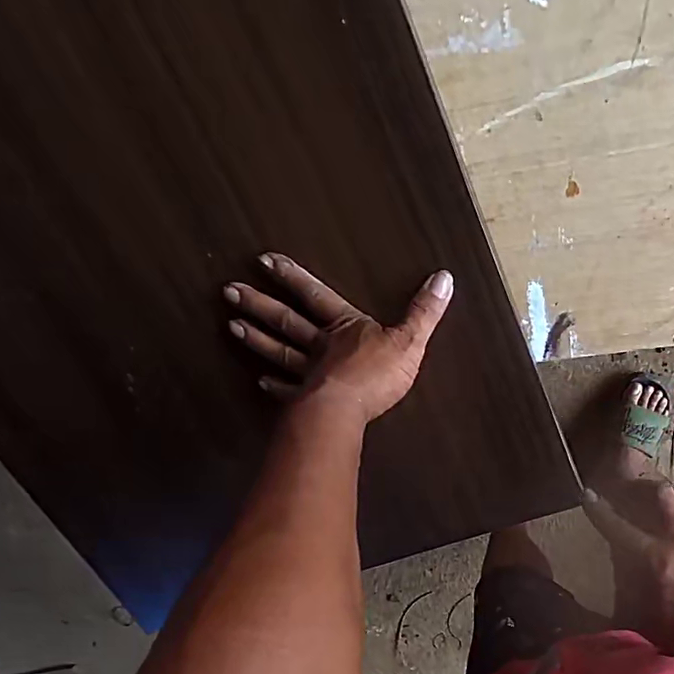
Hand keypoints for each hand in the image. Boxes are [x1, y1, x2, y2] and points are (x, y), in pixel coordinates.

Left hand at [224, 253, 451, 425]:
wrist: (348, 411)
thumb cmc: (376, 376)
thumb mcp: (409, 340)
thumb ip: (424, 312)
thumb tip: (444, 279)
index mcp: (344, 328)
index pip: (314, 294)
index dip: (291, 276)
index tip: (264, 261)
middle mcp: (320, 347)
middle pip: (286, 320)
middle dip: (259, 304)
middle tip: (230, 291)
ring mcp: (309, 374)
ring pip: (279, 351)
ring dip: (257, 338)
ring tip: (233, 325)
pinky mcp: (305, 401)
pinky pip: (287, 391)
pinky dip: (274, 387)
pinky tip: (260, 382)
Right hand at [582, 479, 673, 666]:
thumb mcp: (638, 613)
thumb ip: (620, 587)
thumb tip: (604, 576)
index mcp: (653, 557)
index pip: (618, 525)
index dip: (599, 509)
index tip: (588, 496)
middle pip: (661, 494)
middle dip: (642, 489)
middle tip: (630, 494)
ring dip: (668, 496)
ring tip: (656, 503)